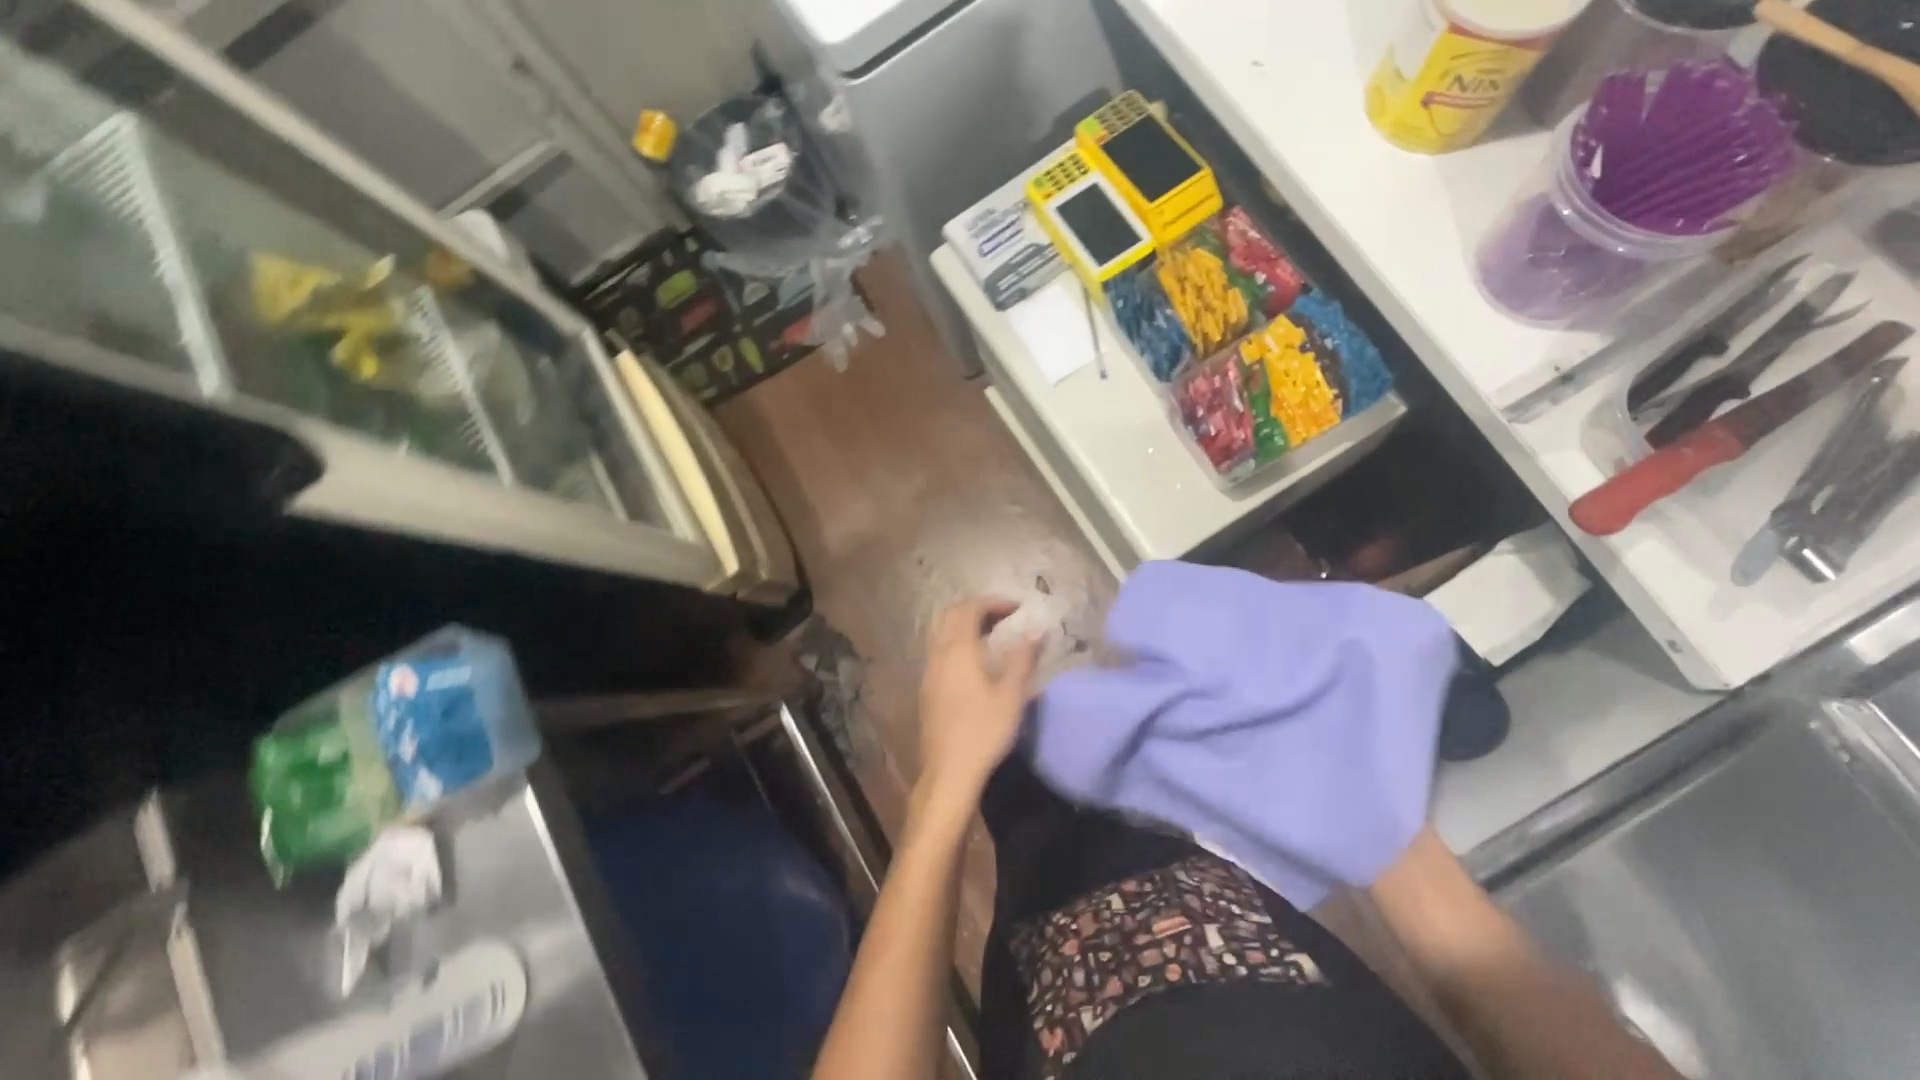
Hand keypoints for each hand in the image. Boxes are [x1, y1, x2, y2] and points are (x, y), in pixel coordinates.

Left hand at [914, 599, 1041, 815]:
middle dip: (977, 608)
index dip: (993, 602)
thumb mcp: (1011, 695)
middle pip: (950, 616)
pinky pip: (939, 650)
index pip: (969, 609)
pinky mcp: (927, 689)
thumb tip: (1037, 632)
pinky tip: (976, 660)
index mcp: (957, 651)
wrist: (949, 771)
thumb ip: (1023, 659)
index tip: (1018, 607)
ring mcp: (929, 672)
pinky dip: (957, 642)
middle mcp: (938, 655)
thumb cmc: (984, 732)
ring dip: (965, 625)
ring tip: (993, 634)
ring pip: (941, 633)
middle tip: (1005, 616)